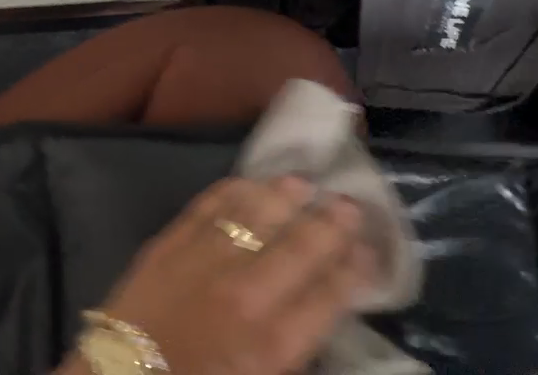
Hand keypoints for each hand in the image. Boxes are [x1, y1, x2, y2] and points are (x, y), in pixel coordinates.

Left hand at [94, 176, 374, 374]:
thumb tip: (319, 303)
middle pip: (297, 249)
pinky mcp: (166, 245)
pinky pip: (204, 208)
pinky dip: (229, 192)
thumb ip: (297, 343)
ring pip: (250, 217)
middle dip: (328, 224)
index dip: (354, 268)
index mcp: (276, 343)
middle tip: (349, 202)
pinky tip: (247, 183)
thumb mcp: (268, 374)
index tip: (371, 247)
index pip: (329, 294)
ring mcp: (202, 263)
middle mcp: (244, 295)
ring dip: (280, 196)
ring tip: (302, 181)